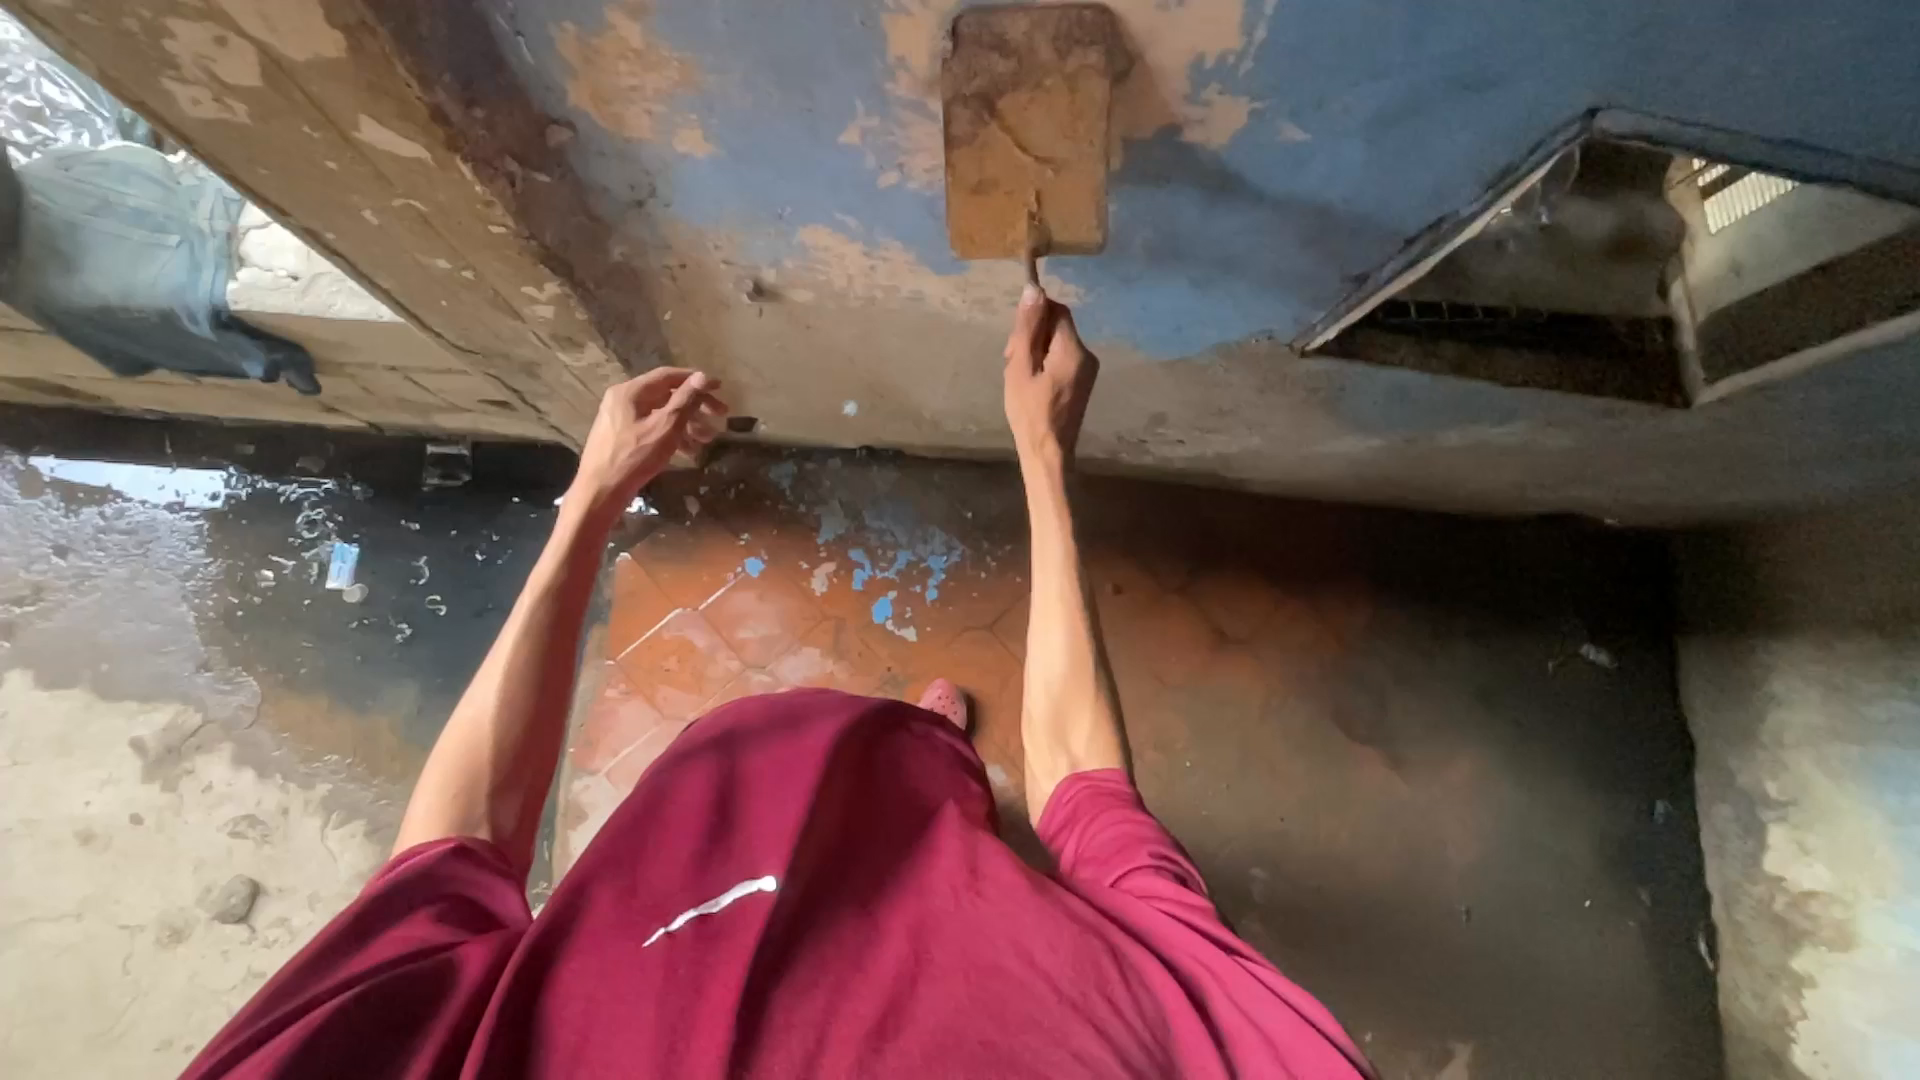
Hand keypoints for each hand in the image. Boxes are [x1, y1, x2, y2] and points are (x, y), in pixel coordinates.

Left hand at [569, 368, 725, 515]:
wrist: (601, 490)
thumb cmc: (634, 457)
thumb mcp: (666, 427)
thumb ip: (686, 401)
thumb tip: (703, 376)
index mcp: (631, 391)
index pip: (668, 376)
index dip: (696, 380)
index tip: (719, 388)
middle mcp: (624, 399)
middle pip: (666, 394)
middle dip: (695, 405)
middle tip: (720, 415)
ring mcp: (621, 417)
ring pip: (661, 413)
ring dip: (687, 423)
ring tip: (708, 439)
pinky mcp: (622, 435)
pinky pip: (652, 426)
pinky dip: (672, 434)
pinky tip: (689, 450)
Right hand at [1004, 285, 1097, 464]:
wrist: (1048, 452)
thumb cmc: (1029, 413)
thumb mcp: (1020, 368)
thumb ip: (1027, 329)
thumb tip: (1034, 289)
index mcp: (1073, 349)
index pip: (1056, 310)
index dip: (1032, 317)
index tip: (1015, 342)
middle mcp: (1087, 354)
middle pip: (1057, 326)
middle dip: (1031, 336)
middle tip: (1011, 362)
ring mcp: (1087, 370)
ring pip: (1057, 343)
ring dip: (1035, 352)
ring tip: (1019, 377)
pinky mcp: (1082, 382)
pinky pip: (1062, 359)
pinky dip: (1044, 365)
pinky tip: (1031, 384)